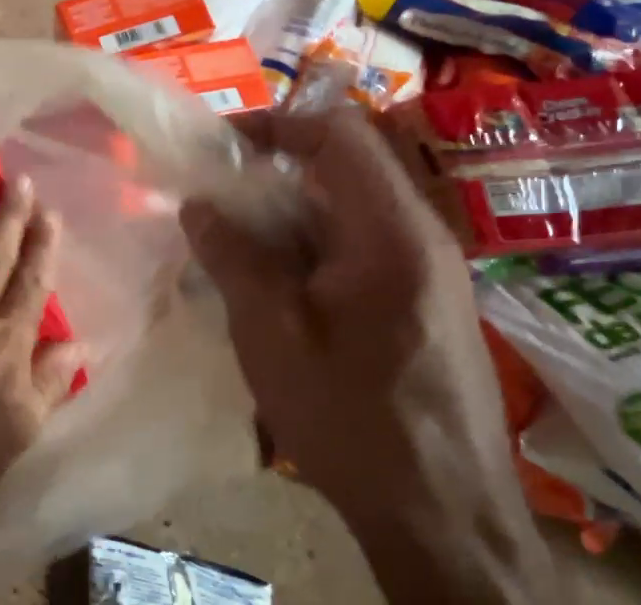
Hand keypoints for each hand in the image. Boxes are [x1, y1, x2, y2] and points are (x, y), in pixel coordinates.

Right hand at [181, 107, 558, 604]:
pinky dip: (306, 242)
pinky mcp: (421, 303)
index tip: (215, 144)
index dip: (274, 122)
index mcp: (393, 235)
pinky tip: (268, 280)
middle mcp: (422, 239)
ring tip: (228, 235)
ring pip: (349, 206)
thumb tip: (198, 205)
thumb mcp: (271, 334)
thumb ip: (232, 257)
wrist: (442, 517)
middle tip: (210, 191)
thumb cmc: (351, 417)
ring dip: (285, 208)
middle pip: (346, 166)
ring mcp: (428, 272)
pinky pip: (358, 243)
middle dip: (271, 167)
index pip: (340, 135)